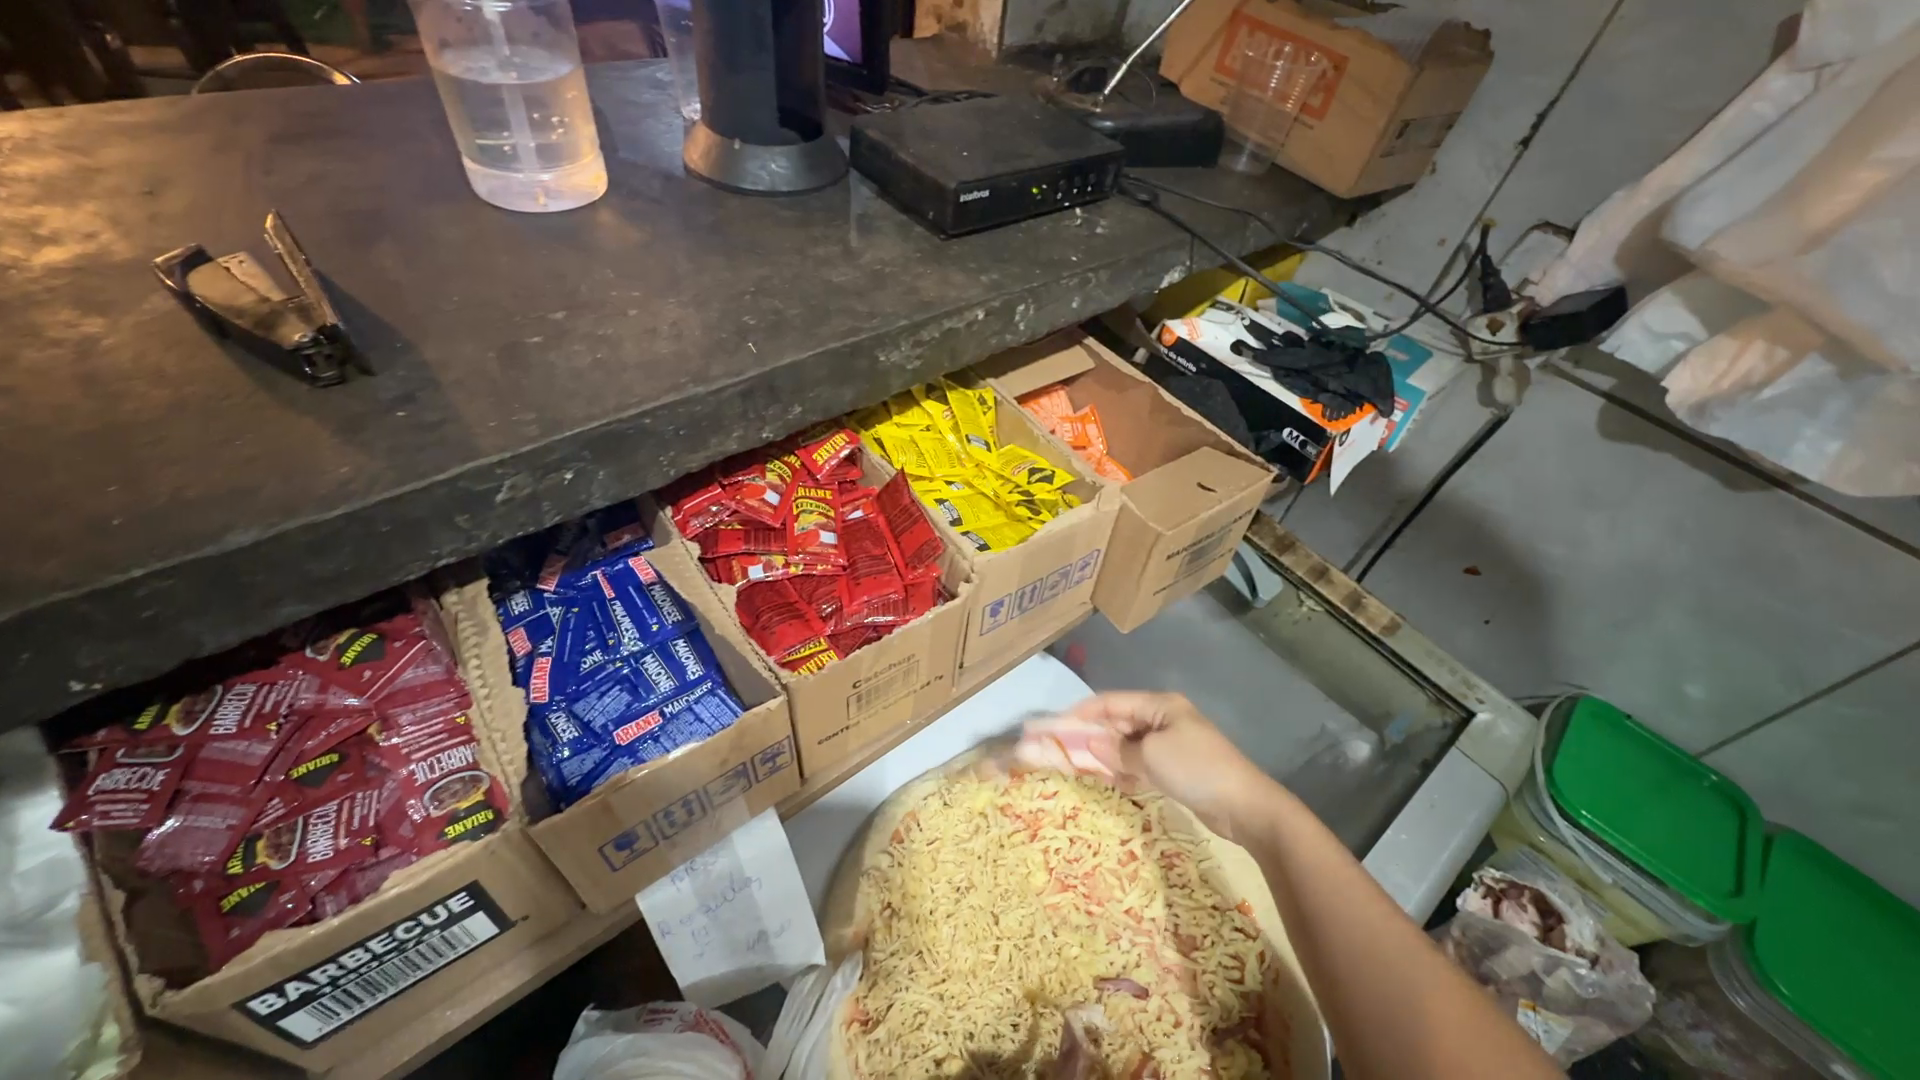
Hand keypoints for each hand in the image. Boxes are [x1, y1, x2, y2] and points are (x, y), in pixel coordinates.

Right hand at [1063, 692, 1279, 841]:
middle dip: (1091, 736)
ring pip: (1127, 745)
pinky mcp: (1176, 768)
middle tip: (1061, 751)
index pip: (1111, 702)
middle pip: (1118, 722)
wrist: (1244, 806)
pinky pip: (1140, 763)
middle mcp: (1164, 719)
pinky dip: (1124, 770)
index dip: (1081, 713)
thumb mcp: (1151, 756)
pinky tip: (1110, 782)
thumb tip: (1089, 743)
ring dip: (1106, 756)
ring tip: (1078, 768)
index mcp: (1160, 705)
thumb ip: (1117, 750)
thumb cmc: (1196, 769)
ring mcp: (1171, 744)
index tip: (1054, 726)